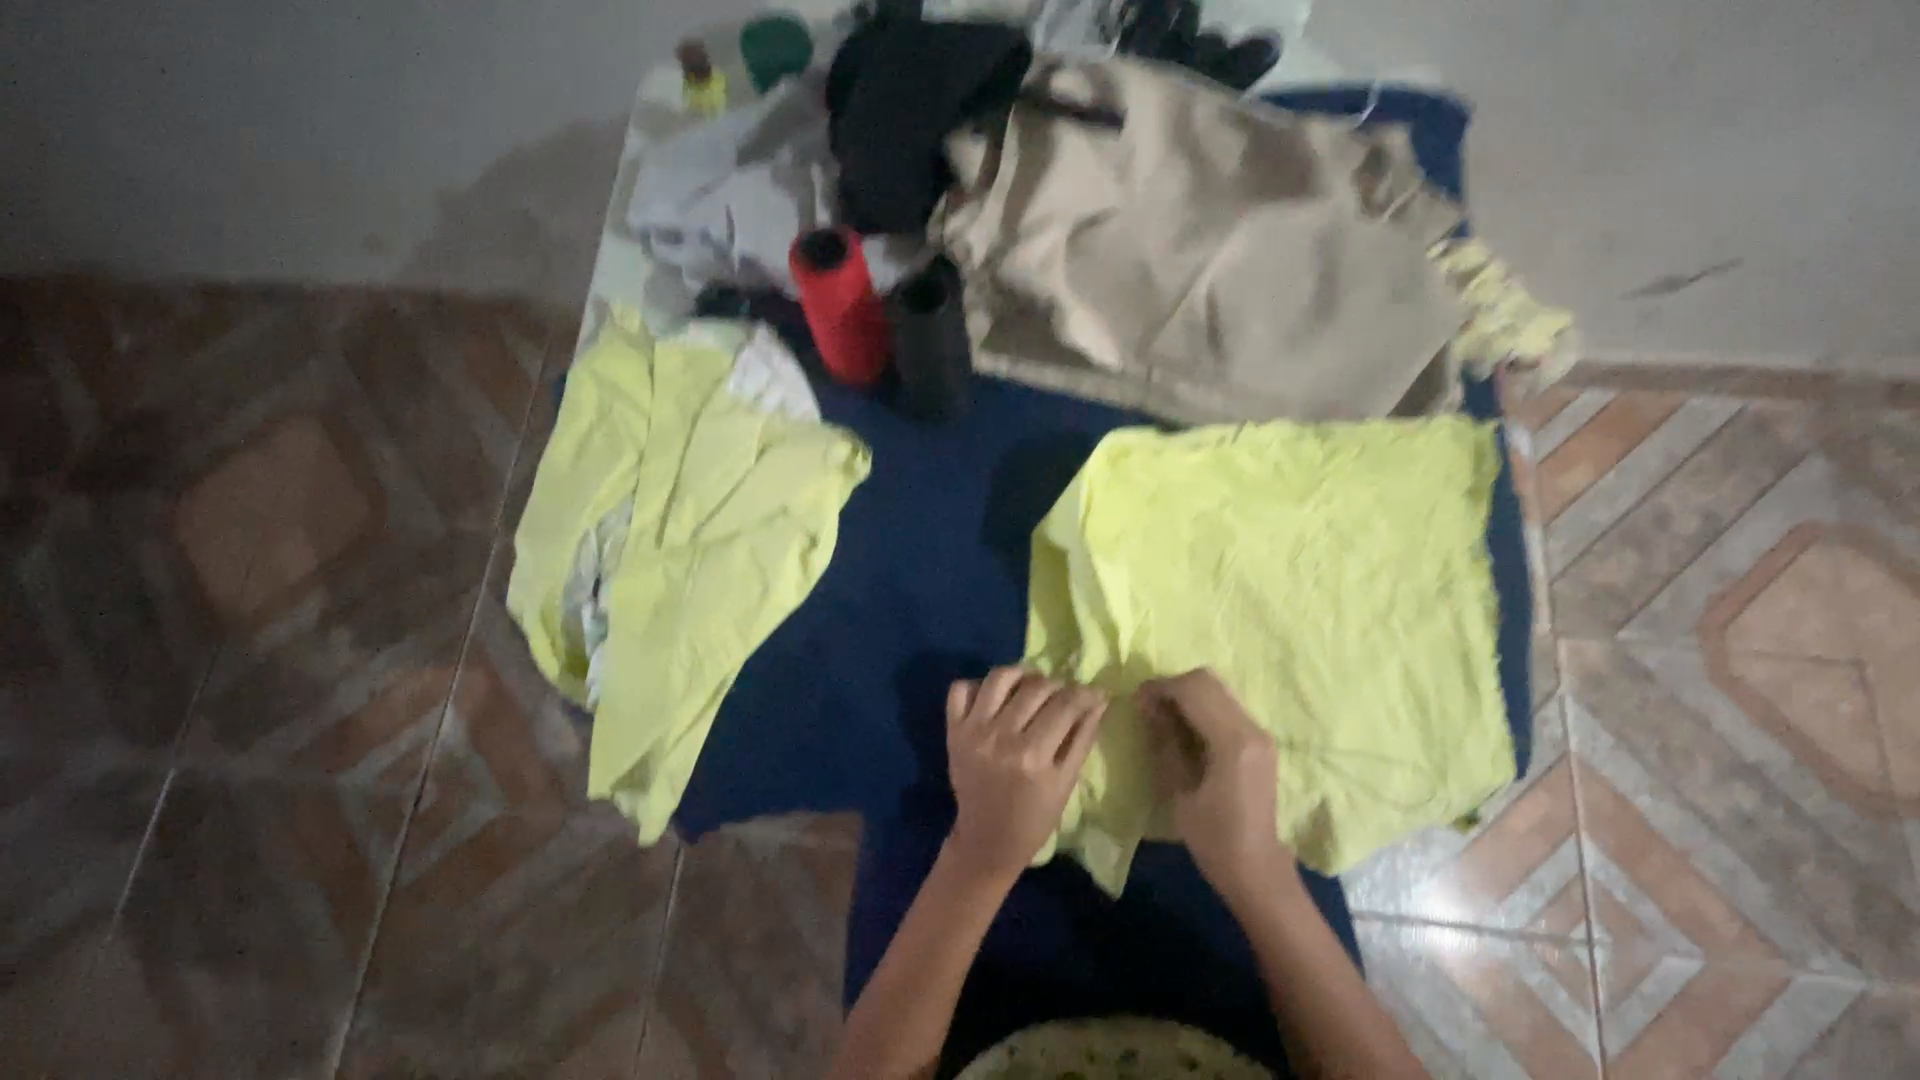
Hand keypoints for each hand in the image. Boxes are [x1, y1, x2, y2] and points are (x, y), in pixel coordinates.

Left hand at [945, 667, 1108, 881]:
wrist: (987, 839)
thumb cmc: (1035, 817)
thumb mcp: (1066, 782)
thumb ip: (1082, 737)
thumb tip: (1099, 699)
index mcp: (1033, 756)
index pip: (1065, 705)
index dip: (1085, 693)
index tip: (1094, 692)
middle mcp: (1001, 737)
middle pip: (1036, 687)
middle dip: (1058, 685)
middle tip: (1063, 695)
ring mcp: (973, 731)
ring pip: (1000, 678)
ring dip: (1022, 675)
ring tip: (1032, 686)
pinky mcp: (953, 730)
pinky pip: (961, 688)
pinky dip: (979, 685)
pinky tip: (997, 697)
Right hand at [1139, 669, 1297, 910]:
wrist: (1256, 869)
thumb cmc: (1214, 839)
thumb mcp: (1179, 790)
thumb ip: (1166, 742)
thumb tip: (1147, 704)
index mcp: (1234, 742)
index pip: (1194, 690)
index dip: (1160, 687)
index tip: (1136, 700)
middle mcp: (1253, 729)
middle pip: (1209, 682)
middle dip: (1173, 686)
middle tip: (1147, 707)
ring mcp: (1260, 734)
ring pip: (1218, 690)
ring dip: (1187, 695)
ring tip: (1161, 717)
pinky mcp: (1259, 742)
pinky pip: (1225, 707)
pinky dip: (1200, 707)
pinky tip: (1182, 730)